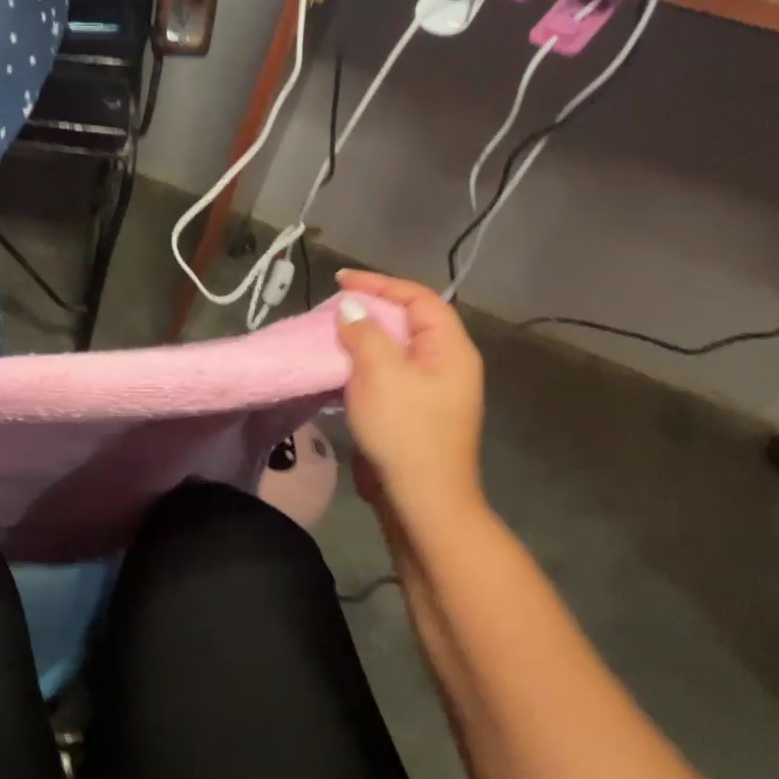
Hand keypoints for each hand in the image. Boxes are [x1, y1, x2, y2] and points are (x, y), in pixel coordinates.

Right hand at [333, 270, 484, 517]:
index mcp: (450, 351)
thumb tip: (351, 309)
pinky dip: (360, 364)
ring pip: (394, 349)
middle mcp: (445, 365)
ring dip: (362, 337)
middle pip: (409, 322)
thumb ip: (365, 334)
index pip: (419, 299)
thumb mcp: (381, 374)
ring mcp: (429, 390)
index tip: (340, 280)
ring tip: (328, 333)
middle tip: (332, 307)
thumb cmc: (404, 430)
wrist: (420, 498)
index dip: (381, 284)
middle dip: (370, 309)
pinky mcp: (411, 411)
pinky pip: (385, 373)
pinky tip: (336, 368)